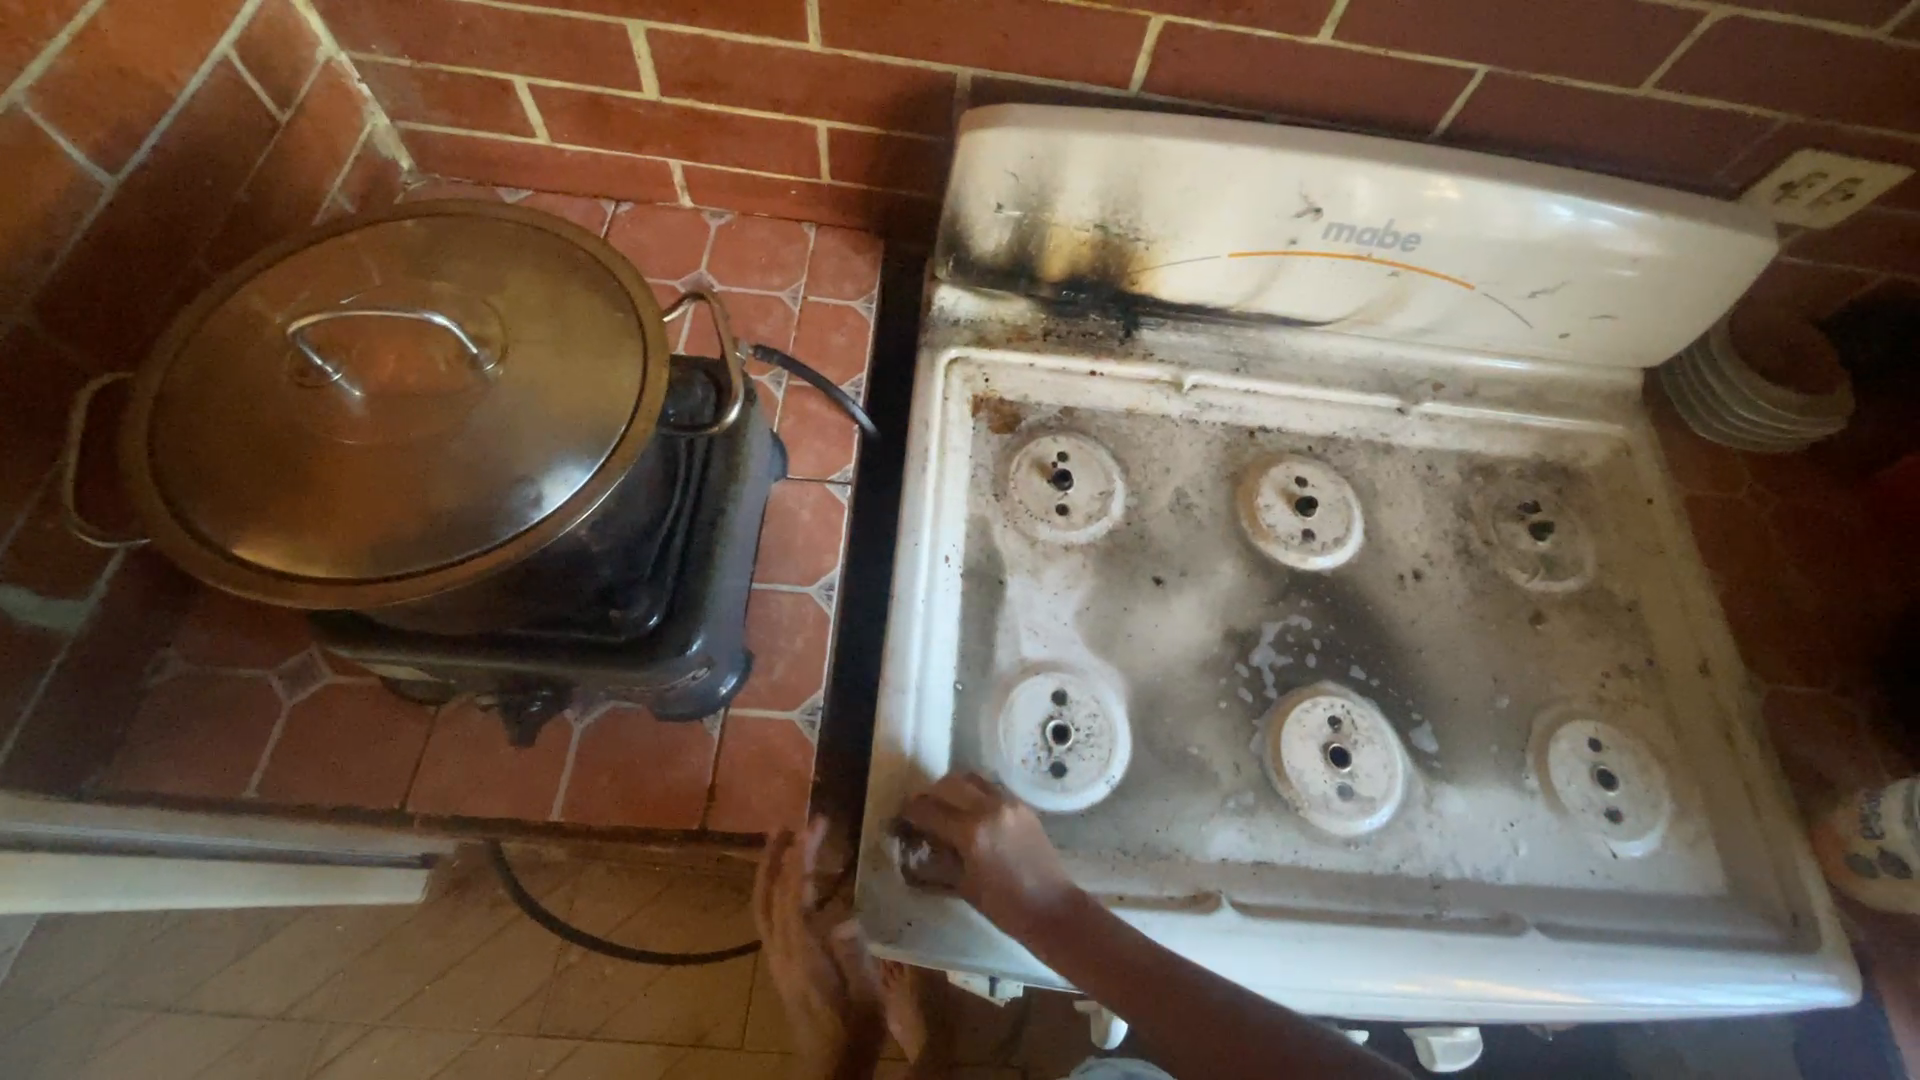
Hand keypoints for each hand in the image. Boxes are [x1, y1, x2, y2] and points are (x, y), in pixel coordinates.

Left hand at [753, 818, 883, 1075]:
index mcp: (801, 955)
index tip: (815, 824)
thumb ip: (854, 955)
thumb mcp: (865, 996)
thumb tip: (847, 915)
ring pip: (762, 906)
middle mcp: (781, 953)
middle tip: (788, 822)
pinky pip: (769, 917)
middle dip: (774, 856)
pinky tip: (790, 880)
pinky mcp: (781, 965)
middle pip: (766, 896)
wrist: (829, 1071)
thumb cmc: (854, 1033)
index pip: (792, 895)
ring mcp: (777, 960)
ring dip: (769, 870)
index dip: (800, 856)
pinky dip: (774, 889)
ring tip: (782, 840)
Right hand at [897, 772, 1079, 937]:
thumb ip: (939, 858)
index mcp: (971, 832)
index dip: (909, 813)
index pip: (928, 810)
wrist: (1052, 907)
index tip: (901, 819)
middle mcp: (989, 807)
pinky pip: (990, 787)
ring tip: (946, 808)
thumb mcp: (963, 885)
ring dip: (953, 788)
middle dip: (929, 795)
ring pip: (970, 779)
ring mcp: (1008, 802)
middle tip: (921, 812)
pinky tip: (971, 812)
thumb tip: (919, 843)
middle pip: (948, 784)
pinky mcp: (1021, 805)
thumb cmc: (1004, 906)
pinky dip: (974, 793)